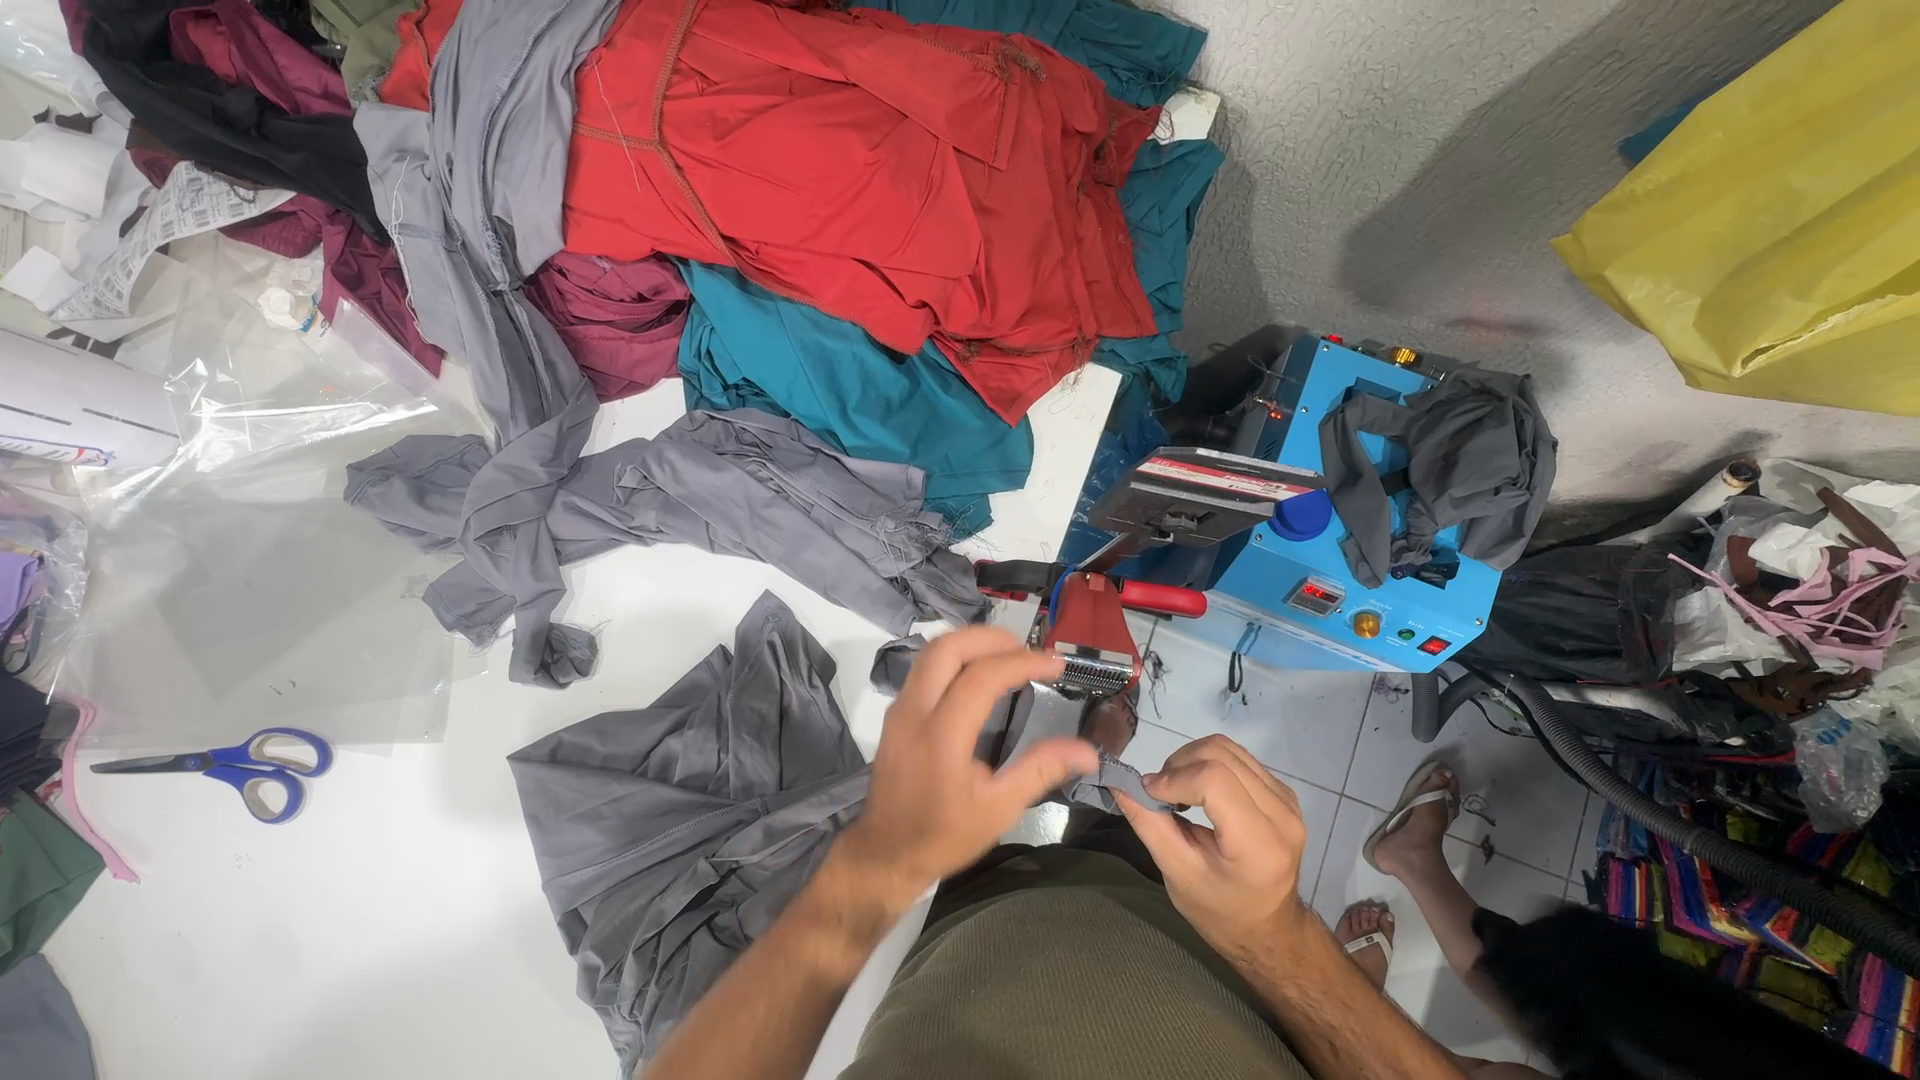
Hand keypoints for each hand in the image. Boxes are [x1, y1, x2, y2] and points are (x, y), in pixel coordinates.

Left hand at [840, 626, 1099, 904]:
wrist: (885, 854)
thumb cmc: (944, 836)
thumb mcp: (998, 810)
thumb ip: (1040, 770)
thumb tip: (1088, 751)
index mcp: (941, 736)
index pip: (982, 677)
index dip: (1022, 662)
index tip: (1056, 665)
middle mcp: (914, 712)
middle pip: (948, 648)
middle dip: (992, 638)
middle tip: (1028, 651)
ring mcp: (899, 709)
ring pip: (931, 652)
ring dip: (971, 643)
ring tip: (1008, 655)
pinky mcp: (895, 713)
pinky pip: (924, 667)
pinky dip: (954, 657)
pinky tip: (979, 673)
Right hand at [1115, 735, 1310, 962]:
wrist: (1267, 929)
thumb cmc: (1219, 910)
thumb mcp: (1177, 874)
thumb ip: (1149, 825)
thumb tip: (1119, 782)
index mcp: (1259, 844)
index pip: (1214, 780)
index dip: (1174, 779)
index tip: (1148, 794)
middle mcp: (1282, 815)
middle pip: (1220, 755)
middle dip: (1178, 766)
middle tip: (1160, 794)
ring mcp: (1287, 800)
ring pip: (1227, 748)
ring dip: (1191, 761)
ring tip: (1178, 792)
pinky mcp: (1284, 792)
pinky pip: (1238, 757)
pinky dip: (1208, 764)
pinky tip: (1199, 792)